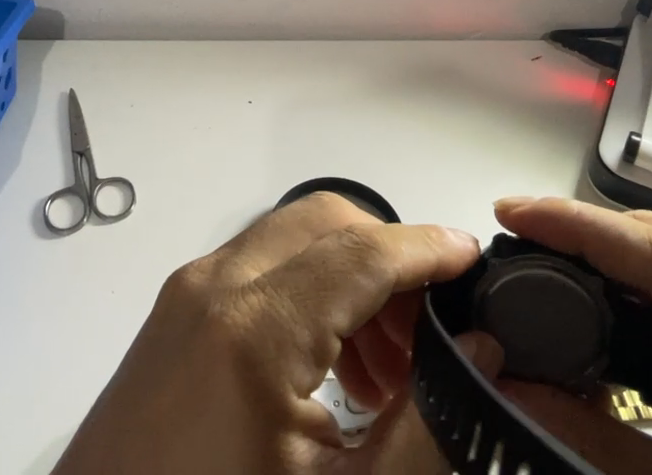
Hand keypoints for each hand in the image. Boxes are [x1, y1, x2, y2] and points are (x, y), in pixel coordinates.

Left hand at [51, 192, 481, 474]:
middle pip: (322, 222)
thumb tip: (480, 353)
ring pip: (288, 240)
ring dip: (347, 277)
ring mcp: (183, 297)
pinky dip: (306, 292)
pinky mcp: (171, 317)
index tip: (474, 259)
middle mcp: (212, 289)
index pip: (361, 252)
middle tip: (428, 335)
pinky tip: (329, 369)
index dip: (427, 248)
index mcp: (252, 331)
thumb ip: (423, 428)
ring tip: (384, 370)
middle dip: (387, 258)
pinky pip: (255, 270)